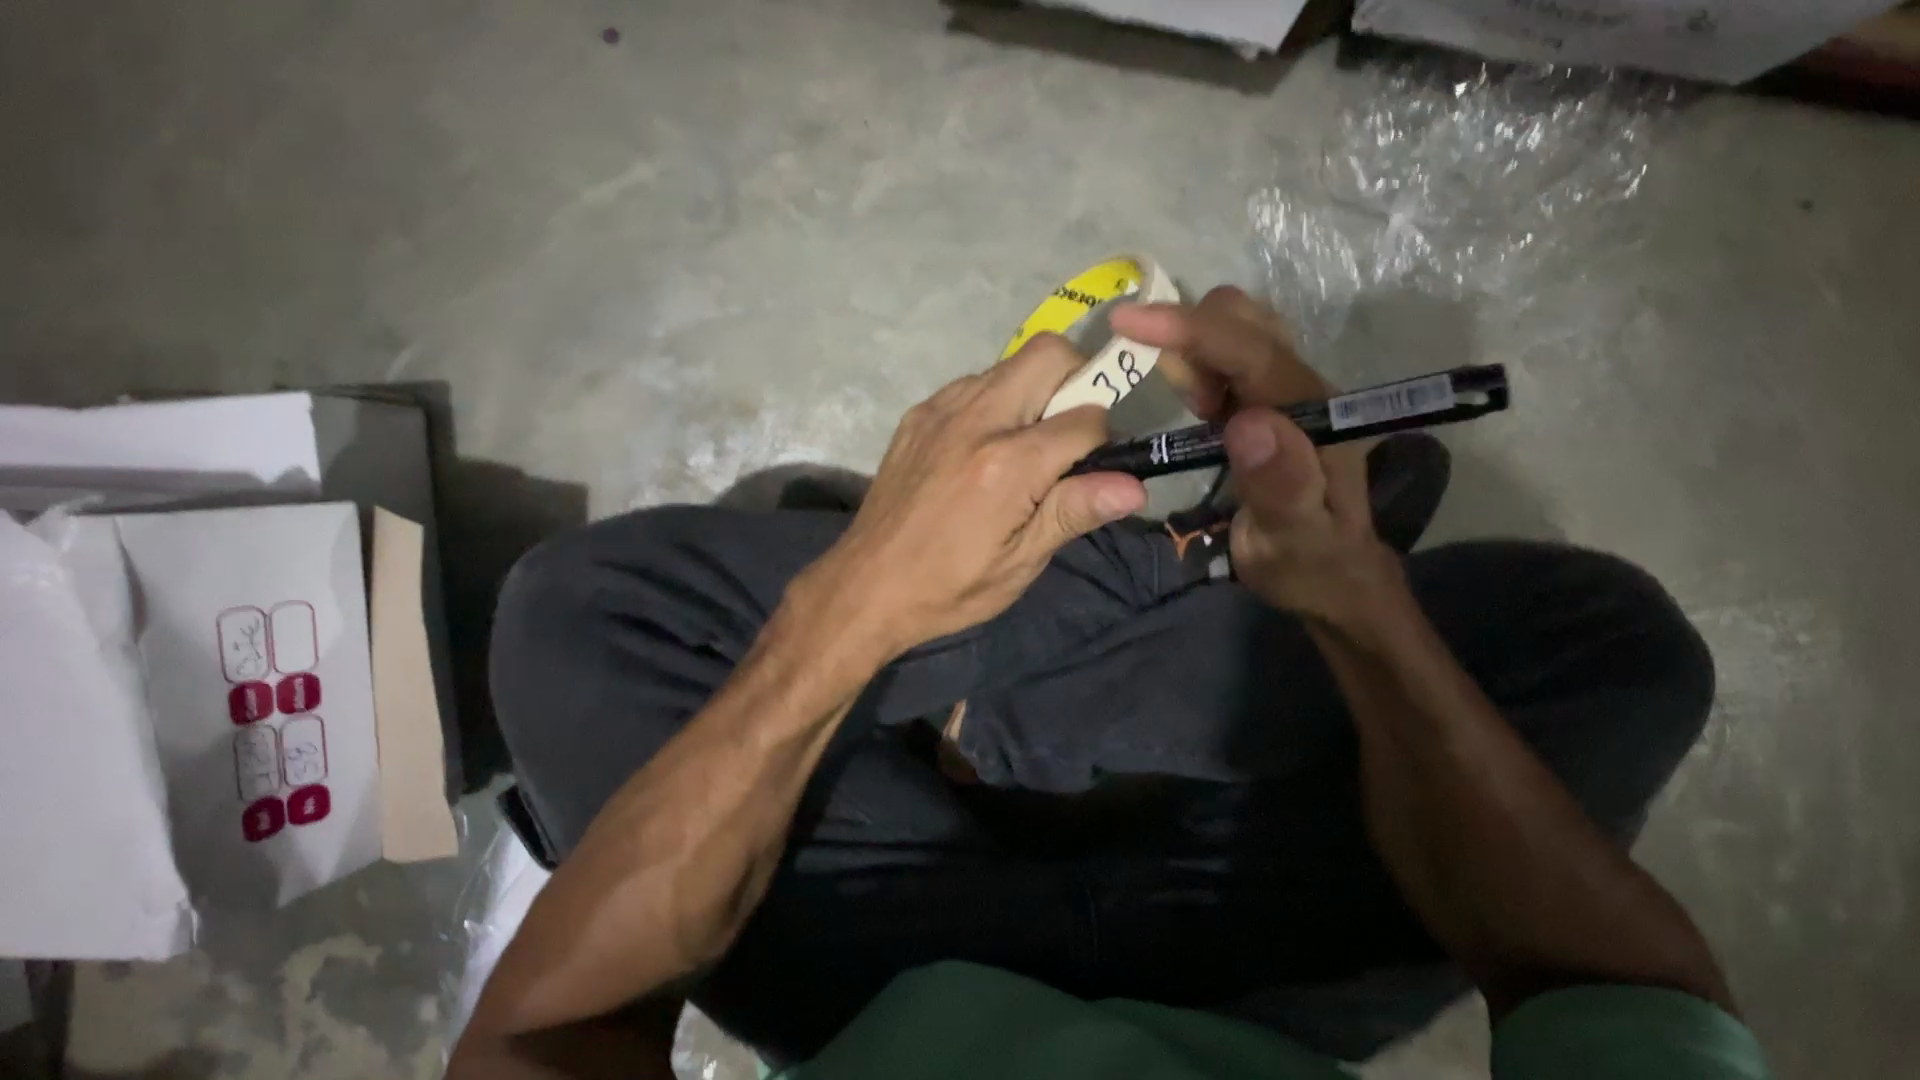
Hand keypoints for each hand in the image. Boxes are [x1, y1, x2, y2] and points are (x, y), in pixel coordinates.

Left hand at [800, 333, 1147, 656]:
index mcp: (1008, 463)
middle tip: (1071, 434)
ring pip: (1010, 363)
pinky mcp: (918, 414)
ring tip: (1027, 446)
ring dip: (1035, 390)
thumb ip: (1075, 511)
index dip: (1105, 442)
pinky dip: (996, 401)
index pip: (1087, 419)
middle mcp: (976, 419)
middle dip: (1078, 381)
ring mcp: (941, 410)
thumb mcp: (1020, 561)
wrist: (866, 587)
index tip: (1098, 468)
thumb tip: (1136, 485)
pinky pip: (973, 383)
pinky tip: (986, 448)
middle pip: (1050, 354)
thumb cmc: (950, 588)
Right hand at [1110, 286, 1402, 625]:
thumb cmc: (1311, 563)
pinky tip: (1191, 404)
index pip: (1251, 351)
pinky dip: (1193, 360)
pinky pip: (1223, 355)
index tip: (1127, 321)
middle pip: (1243, 320)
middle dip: (1192, 338)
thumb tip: (1248, 422)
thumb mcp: (1295, 539)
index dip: (1190, 330)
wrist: (1330, 575)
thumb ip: (1281, 485)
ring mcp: (1283, 388)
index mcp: (1313, 413)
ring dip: (1191, 348)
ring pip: (1232, 329)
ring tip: (1189, 411)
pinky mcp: (1263, 398)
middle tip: (1185, 408)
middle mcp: (1302, 386)